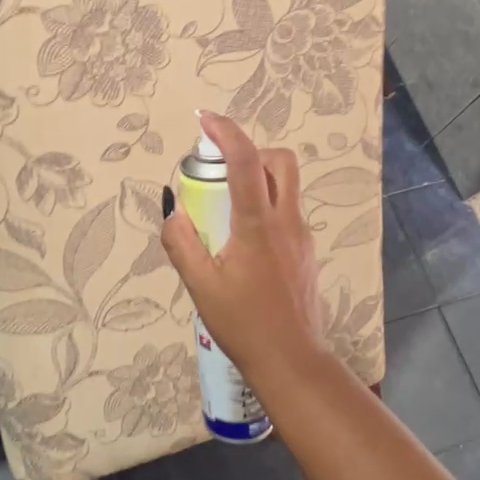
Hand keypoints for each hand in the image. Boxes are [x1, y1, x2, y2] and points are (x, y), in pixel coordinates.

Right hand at [161, 111, 326, 385]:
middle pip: (281, 161)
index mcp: (258, 225)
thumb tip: (172, 210)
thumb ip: (182, 243)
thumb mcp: (200, 286)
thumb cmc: (243, 324)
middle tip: (221, 170)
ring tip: (227, 209)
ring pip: (286, 186)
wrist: (292, 361)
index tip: (205, 118)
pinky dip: (265, 207)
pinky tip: (243, 243)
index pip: (245, 161)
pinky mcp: (306, 251)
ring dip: (259, 179)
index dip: (226, 132)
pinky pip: (286, 212)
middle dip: (252, 152)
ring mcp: (302, 235)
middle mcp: (286, 221)